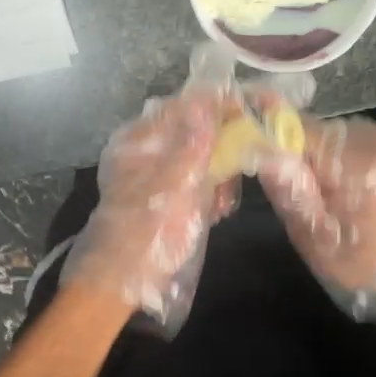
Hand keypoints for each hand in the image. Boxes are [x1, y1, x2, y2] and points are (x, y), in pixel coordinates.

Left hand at [61, 87, 238, 329]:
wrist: (121, 281)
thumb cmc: (148, 230)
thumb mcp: (177, 182)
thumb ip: (194, 139)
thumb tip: (207, 95)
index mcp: (140, 138)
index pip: (186, 104)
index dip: (221, 106)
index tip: (254, 116)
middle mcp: (143, 149)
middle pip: (194, 130)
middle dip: (223, 147)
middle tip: (241, 168)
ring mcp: (150, 174)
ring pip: (196, 157)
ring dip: (218, 174)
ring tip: (224, 201)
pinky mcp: (158, 197)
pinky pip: (190, 180)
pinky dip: (206, 191)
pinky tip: (215, 210)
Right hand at [255, 112, 375, 319]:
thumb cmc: (363, 261)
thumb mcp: (316, 237)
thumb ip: (287, 188)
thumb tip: (253, 146)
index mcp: (351, 160)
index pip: (289, 126)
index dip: (261, 139)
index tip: (243, 158)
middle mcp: (365, 136)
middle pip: (301, 128)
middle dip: (282, 153)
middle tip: (280, 192)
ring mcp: (374, 135)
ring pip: (314, 134)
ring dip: (302, 158)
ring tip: (304, 195)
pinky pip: (331, 141)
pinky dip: (319, 159)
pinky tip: (324, 187)